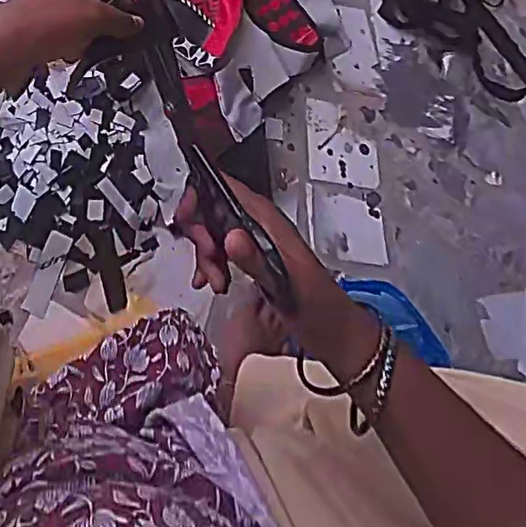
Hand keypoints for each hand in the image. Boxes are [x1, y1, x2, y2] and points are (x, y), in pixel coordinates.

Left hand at [0, 0, 141, 83]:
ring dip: (86, 41)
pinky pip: (65, 42)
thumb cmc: (39, 21)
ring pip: (82, 28)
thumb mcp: (95, 16)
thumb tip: (135, 23)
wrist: (4, 47)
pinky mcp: (40, 32)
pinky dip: (69, 50)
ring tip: (80, 48)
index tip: (136, 24)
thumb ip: (121, 19)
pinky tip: (65, 55)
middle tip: (108, 39)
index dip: (128, 5)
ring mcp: (49, 10)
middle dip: (104, 27)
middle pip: (98, 8)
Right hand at [173, 177, 371, 361]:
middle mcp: (261, 226)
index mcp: (270, 223)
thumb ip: (256, 261)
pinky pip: (221, 250)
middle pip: (214, 210)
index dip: (201, 195)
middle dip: (201, 234)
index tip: (186, 217)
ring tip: (214, 280)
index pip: (228, 188)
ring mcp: (256, 241)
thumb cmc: (322, 311)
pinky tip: (213, 281)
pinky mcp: (253, 258)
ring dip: (205, 255)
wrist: (339, 338)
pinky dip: (211, 264)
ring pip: (214, 232)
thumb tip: (229, 237)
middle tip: (207, 260)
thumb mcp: (286, 288)